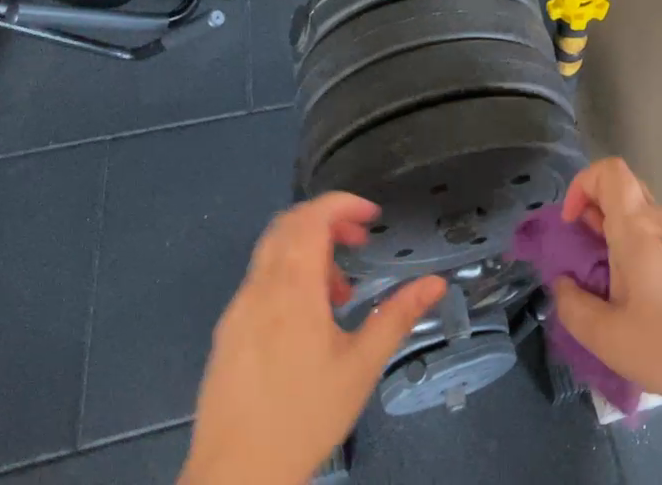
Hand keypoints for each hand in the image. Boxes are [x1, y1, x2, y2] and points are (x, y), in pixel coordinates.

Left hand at [181, 193, 445, 484]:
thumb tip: (435, 282)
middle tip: (359, 242)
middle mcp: (259, 289)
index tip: (372, 215)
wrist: (237, 473)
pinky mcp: (227, 331)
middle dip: (327, 221)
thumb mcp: (361, 367)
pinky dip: (288, 276)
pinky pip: (259, 282)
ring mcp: (237, 310)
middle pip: (287, 226)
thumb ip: (397, 317)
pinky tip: (309, 319)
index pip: (310, 219)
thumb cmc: (306, 416)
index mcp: (292, 291)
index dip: (342, 204)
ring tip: (340, 292)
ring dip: (308, 251)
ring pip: (271, 253)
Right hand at [550, 158, 661, 416]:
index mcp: (637, 230)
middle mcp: (658, 224)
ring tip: (596, 274)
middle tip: (578, 250)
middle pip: (621, 186)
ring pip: (635, 211)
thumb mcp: (604, 336)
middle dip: (591, 207)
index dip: (581, 185)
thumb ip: (572, 306)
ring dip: (608, 229)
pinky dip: (626, 245)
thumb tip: (562, 284)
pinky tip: (623, 289)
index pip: (610, 171)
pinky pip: (649, 233)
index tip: (569, 226)